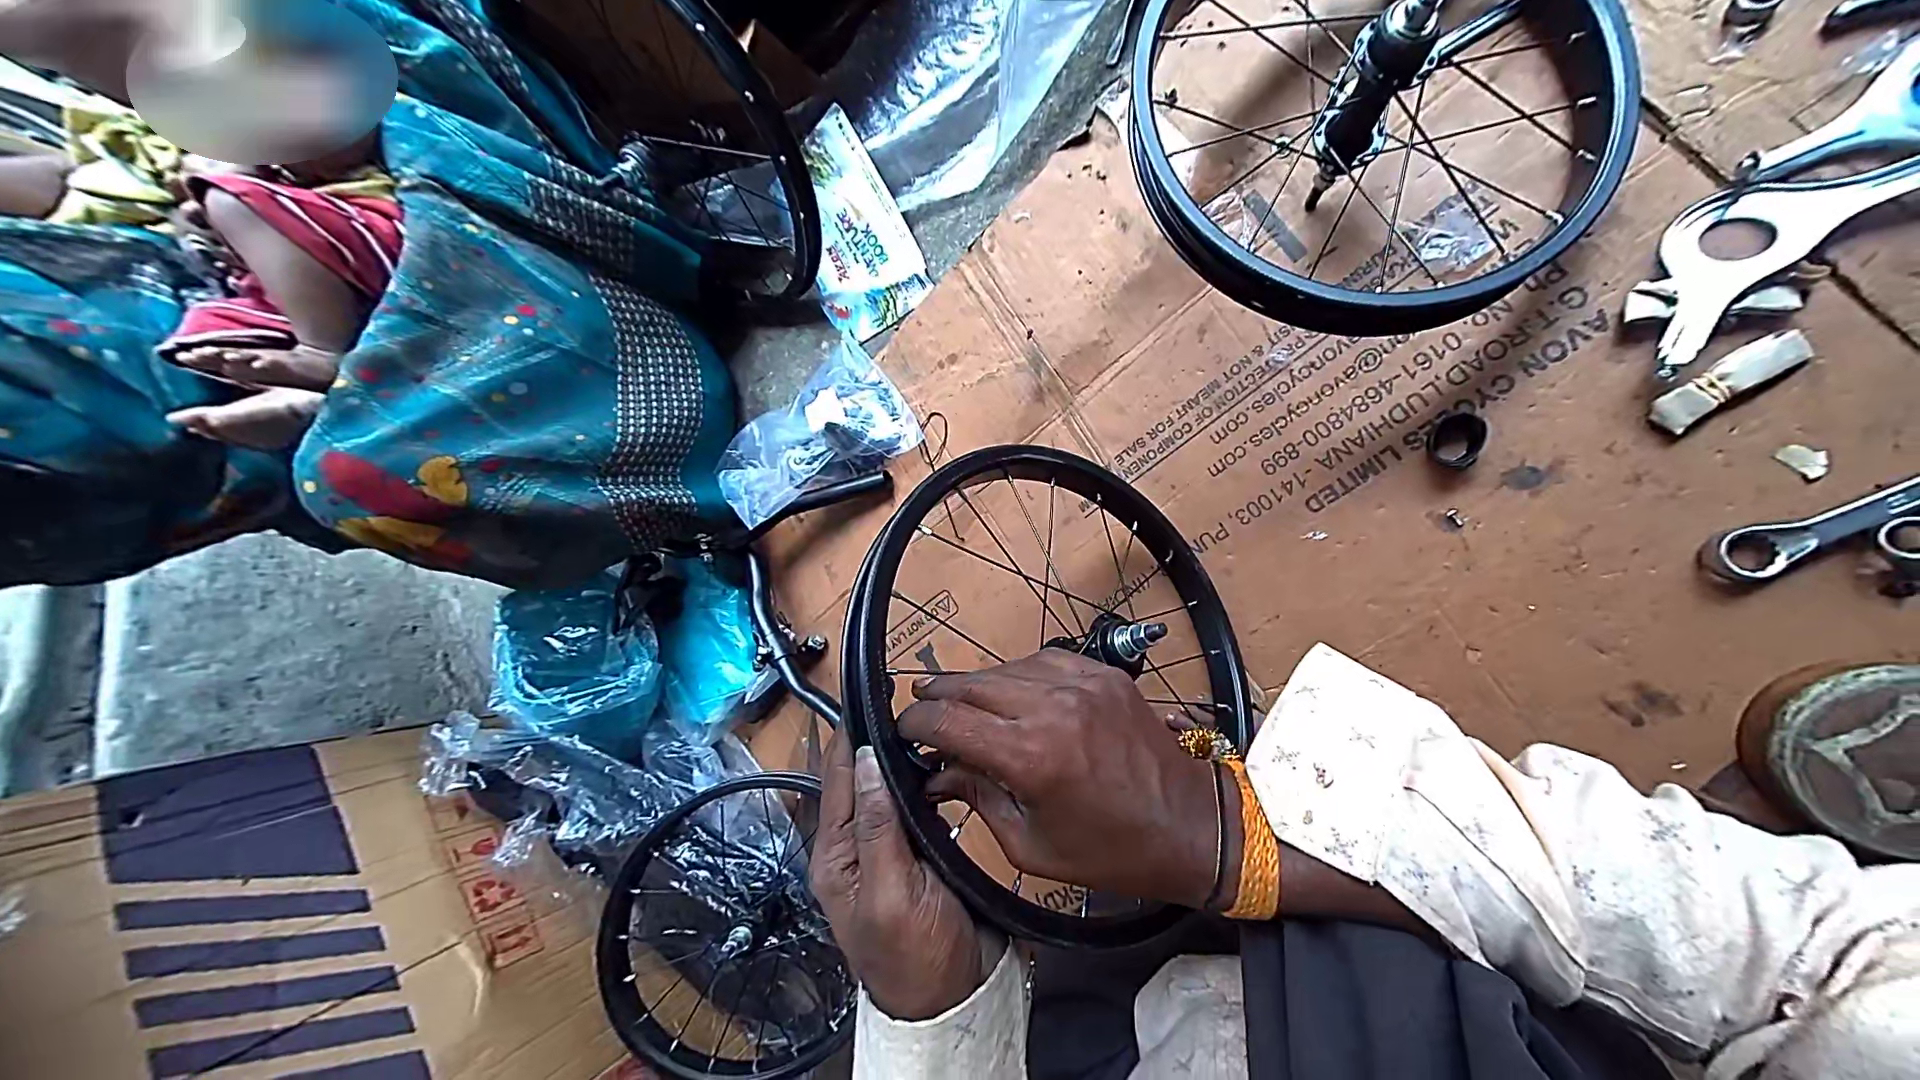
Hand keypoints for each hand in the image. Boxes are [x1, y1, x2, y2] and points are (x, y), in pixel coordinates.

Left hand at [810, 730, 998, 1020]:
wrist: (952, 998)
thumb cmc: (916, 960)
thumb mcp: (891, 893)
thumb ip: (877, 827)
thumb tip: (868, 761)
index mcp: (835, 853)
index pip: (838, 777)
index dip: (851, 735)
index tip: (867, 696)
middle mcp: (853, 844)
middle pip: (858, 777)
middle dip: (872, 739)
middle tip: (899, 704)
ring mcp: (883, 846)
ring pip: (884, 786)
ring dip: (897, 757)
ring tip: (919, 728)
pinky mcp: (911, 850)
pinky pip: (907, 804)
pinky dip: (917, 781)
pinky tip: (934, 768)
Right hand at [900, 650, 1231, 910]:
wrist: (1192, 824)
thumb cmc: (1113, 850)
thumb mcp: (1031, 845)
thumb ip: (977, 798)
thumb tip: (937, 773)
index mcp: (1031, 757)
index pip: (949, 722)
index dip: (916, 722)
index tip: (904, 728)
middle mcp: (1053, 708)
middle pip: (971, 686)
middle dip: (937, 696)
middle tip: (920, 708)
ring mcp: (1082, 683)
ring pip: (1004, 668)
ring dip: (975, 684)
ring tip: (959, 700)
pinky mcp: (1103, 674)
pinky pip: (1043, 660)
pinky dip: (1018, 675)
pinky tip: (1009, 691)